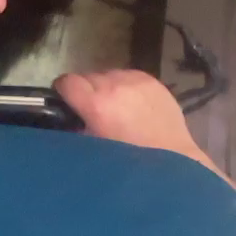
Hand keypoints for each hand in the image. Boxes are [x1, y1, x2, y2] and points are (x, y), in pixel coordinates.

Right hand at [54, 70, 212, 165]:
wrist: (172, 159)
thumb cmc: (129, 161)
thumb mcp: (93, 148)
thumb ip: (76, 129)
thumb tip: (66, 119)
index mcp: (97, 105)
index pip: (67, 82)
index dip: (63, 92)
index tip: (67, 103)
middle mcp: (114, 86)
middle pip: (86, 76)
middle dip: (86, 91)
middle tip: (93, 110)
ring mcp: (135, 80)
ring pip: (108, 74)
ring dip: (106, 87)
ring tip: (115, 106)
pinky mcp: (152, 80)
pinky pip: (128, 75)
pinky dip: (125, 86)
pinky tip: (132, 103)